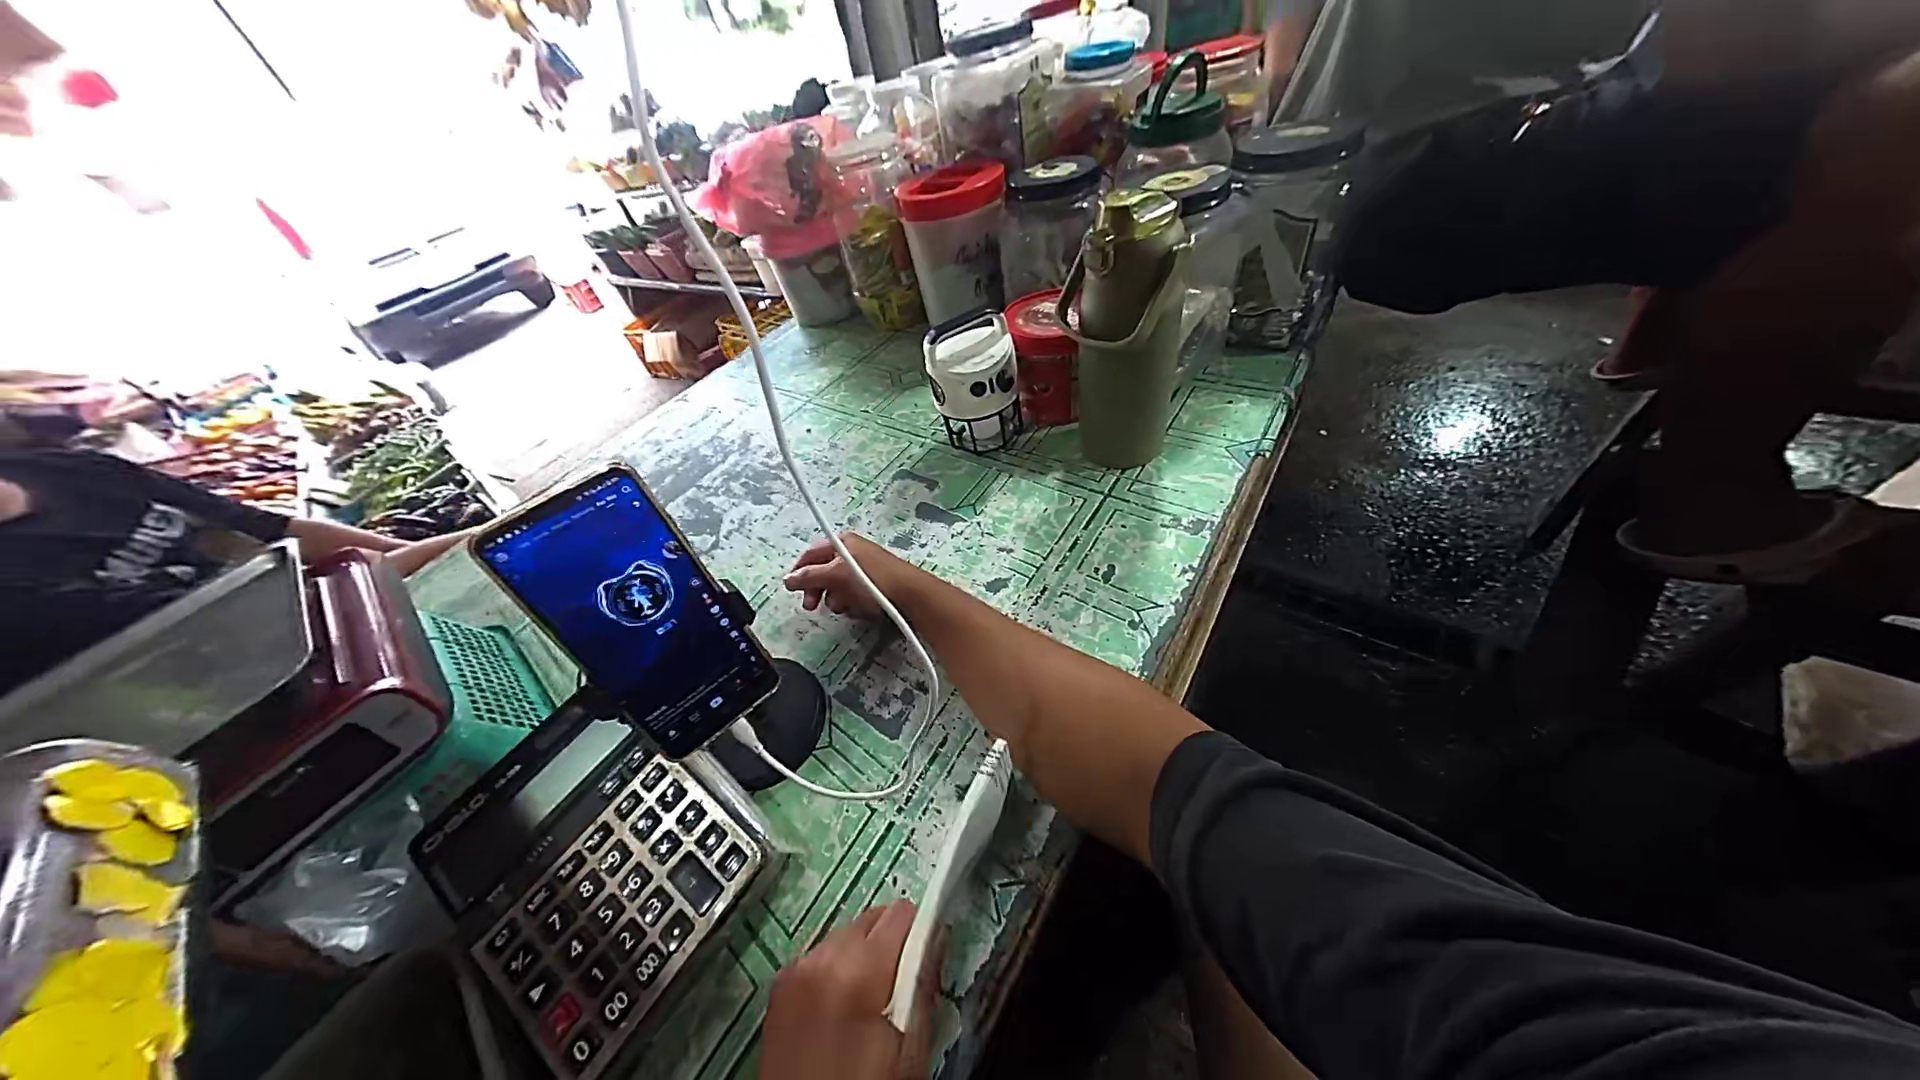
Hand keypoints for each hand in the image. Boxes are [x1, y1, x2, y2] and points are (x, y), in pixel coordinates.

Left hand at [760, 900, 940, 1079]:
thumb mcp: (910, 1052)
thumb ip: (924, 986)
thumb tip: (936, 938)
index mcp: (858, 968)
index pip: (902, 913)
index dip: (922, 933)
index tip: (928, 960)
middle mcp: (822, 956)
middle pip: (873, 918)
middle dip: (893, 944)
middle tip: (902, 990)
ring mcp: (796, 969)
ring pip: (847, 934)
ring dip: (864, 955)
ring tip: (871, 1003)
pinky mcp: (780, 985)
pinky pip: (822, 955)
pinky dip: (838, 969)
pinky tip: (842, 1010)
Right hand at [784, 532, 919, 619]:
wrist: (910, 594)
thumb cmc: (872, 580)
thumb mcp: (836, 575)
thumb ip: (810, 576)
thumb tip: (788, 579)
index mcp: (843, 542)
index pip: (811, 555)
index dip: (798, 571)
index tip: (791, 590)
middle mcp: (853, 552)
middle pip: (823, 572)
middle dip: (817, 590)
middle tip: (812, 606)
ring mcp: (864, 568)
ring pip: (838, 586)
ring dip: (837, 599)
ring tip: (844, 606)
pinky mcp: (875, 584)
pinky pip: (854, 594)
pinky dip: (852, 602)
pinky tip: (859, 609)